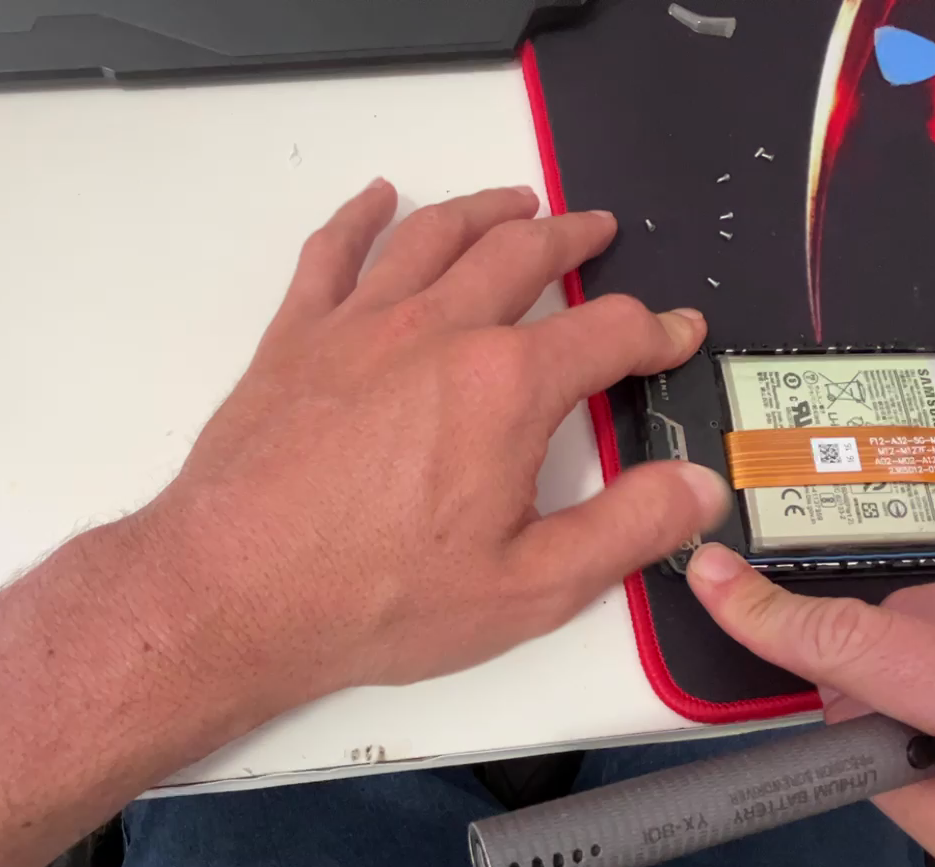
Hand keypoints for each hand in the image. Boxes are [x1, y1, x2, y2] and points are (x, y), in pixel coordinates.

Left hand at [112, 181, 728, 716]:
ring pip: (436, 236)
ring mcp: (359, 326)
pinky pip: (332, 252)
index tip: (677, 331)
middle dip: (573, 240)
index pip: (607, 333)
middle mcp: (437, 332)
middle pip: (523, 256)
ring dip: (486, 209)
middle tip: (597, 230)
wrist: (234, 597)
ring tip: (518, 200)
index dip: (656, 330)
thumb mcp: (527, 587)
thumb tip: (699, 487)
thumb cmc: (379, 599)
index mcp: (505, 388)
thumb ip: (626, 530)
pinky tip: (380, 198)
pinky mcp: (295, 339)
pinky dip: (361, 216)